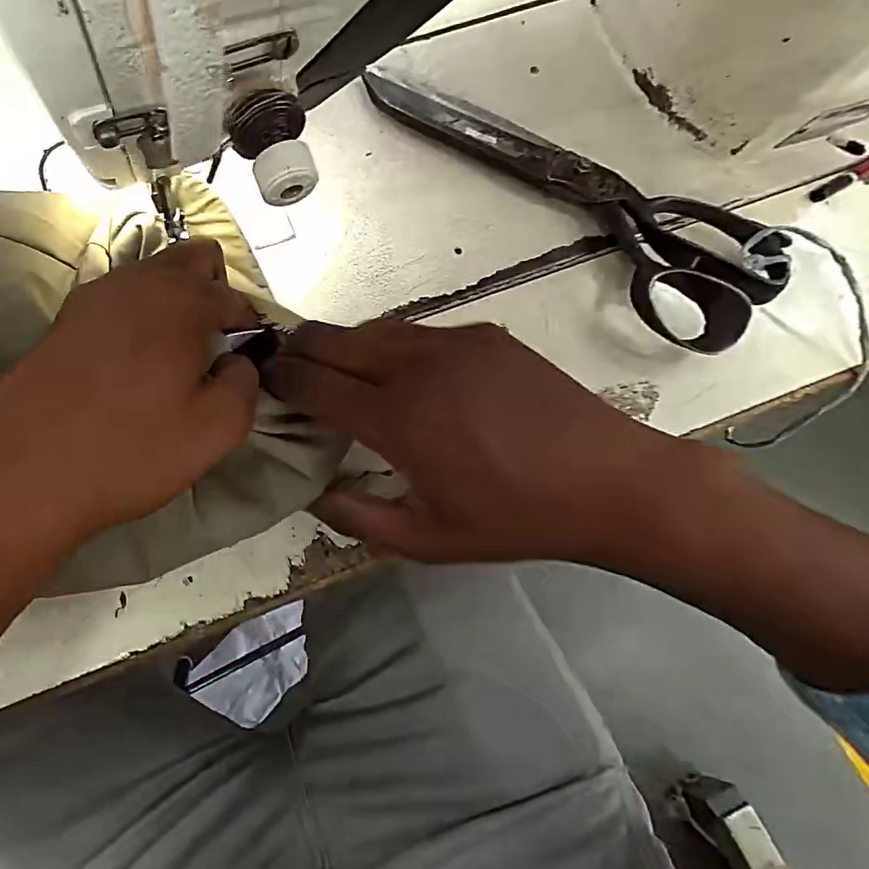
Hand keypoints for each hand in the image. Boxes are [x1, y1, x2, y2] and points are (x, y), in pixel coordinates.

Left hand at [0, 239, 261, 573]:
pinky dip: (137, 320)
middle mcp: (136, 281)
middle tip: (210, 350)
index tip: (241, 367)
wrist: (21, 476)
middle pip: (193, 259)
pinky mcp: (63, 320)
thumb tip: (237, 363)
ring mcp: (93, 296)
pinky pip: (118, 302)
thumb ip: (245, 384)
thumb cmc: (130, 451)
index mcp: (181, 299)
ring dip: (173, 306)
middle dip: (214, 293)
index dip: (248, 332)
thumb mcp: (216, 430)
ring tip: (169, 365)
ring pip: (152, 277)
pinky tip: (129, 371)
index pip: (235, 297)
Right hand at [261, 320, 740, 568]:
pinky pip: (418, 331)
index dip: (278, 380)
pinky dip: (392, 347)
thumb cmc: (515, 518)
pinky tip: (405, 375)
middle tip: (287, 371)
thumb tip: (312, 491)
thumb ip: (356, 516)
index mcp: (396, 418)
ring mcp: (453, 342)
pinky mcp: (484, 334)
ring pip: (374, 329)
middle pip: (332, 338)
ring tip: (341, 374)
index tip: (261, 383)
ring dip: (345, 347)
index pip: (312, 383)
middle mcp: (416, 365)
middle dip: (298, 351)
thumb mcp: (427, 539)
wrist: (608, 480)